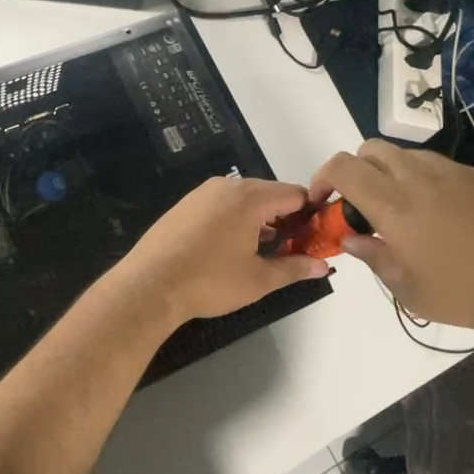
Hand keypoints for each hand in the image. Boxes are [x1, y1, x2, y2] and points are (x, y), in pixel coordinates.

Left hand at [105, 175, 328, 326]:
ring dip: (262, 221)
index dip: (312, 215)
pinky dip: (236, 221)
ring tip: (268, 252)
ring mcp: (201, 194)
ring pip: (244, 200)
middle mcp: (226, 186)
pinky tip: (234, 249)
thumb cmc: (209, 282)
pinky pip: (221, 206)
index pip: (295, 194)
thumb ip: (294, 268)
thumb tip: (324, 266)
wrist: (149, 286)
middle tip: (296, 249)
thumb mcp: (258, 279)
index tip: (319, 239)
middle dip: (287, 219)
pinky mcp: (184, 207)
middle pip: (270, 194)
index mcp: (249, 197)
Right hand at [309, 139, 473, 345]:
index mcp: (395, 204)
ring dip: (392, 175)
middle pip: (372, 149)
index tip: (322, 202)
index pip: (344, 167)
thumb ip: (376, 259)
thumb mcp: (413, 292)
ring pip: (408, 155)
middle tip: (362, 209)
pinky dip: (426, 183)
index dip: (323, 177)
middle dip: (356, 171)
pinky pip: (442, 168)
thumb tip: (353, 239)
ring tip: (404, 216)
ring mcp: (457, 173)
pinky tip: (447, 221)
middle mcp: (421, 177)